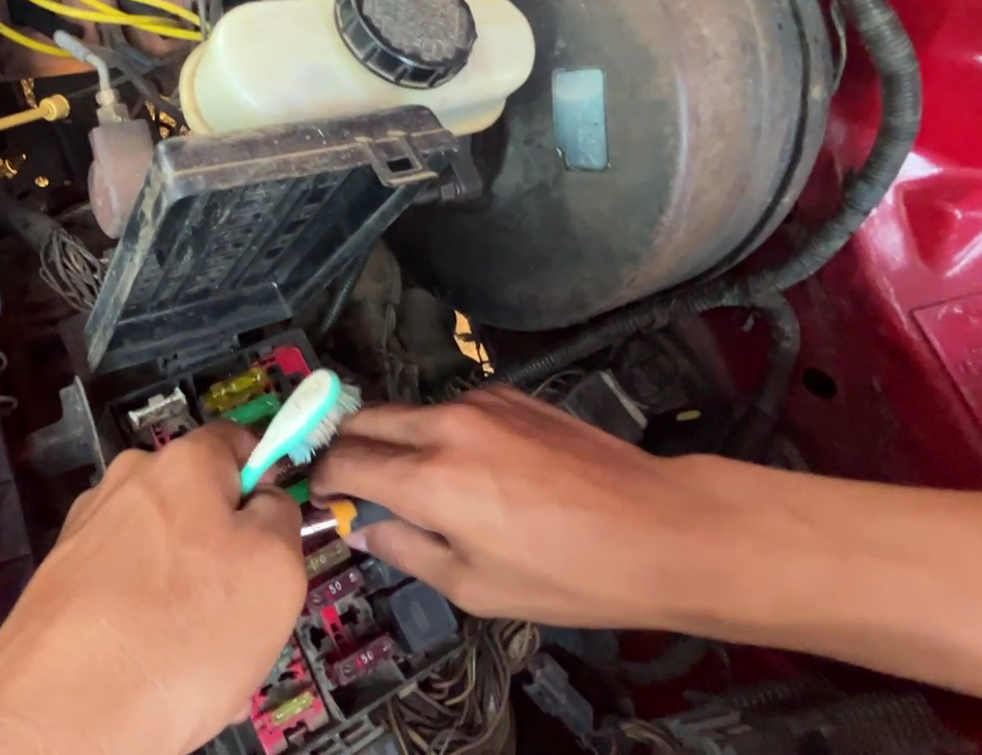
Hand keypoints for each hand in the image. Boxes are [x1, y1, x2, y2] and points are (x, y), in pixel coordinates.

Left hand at [0, 421, 305, 754]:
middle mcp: (128, 482)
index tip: (283, 526)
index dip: (269, 476)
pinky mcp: (63, 581)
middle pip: (202, 505)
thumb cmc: (183, 631)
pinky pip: (131, 592)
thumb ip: (282, 516)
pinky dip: (153, 623)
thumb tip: (268, 502)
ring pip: (169, 556)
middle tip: (249, 614)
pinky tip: (163, 677)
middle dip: (232, 555)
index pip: (239, 440)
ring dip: (195, 599)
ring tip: (205, 666)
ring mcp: (89, 530)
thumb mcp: (277, 568)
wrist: (61, 714)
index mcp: (182, 461)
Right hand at [311, 386, 737, 629]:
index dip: (321, 478)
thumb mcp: (476, 587)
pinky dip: (437, 428)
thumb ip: (405, 549)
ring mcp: (477, 403)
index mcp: (429, 480)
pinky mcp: (508, 393)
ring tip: (411, 474)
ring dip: (391, 436)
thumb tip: (364, 527)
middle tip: (346, 475)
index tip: (320, 493)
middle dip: (342, 444)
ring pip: (406, 410)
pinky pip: (450, 406)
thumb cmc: (569, 574)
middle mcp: (443, 427)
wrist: (661, 527)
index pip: (344, 461)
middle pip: (362, 419)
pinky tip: (468, 461)